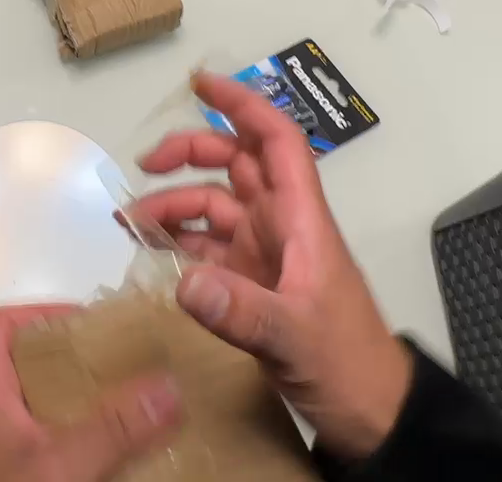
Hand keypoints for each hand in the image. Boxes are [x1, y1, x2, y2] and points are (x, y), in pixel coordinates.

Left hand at [0, 304, 181, 481]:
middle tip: (126, 362)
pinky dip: (90, 435)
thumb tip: (169, 385)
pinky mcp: (29, 472)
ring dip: (91, 399)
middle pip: (37, 360)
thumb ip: (114, 428)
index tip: (87, 324)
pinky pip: (61, 438)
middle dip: (82, 358)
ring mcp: (14, 443)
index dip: (42, 312)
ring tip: (135, 397)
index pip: (4, 325)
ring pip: (54, 402)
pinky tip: (125, 446)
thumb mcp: (63, 464)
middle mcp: (1, 409)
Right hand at [128, 72, 411, 461]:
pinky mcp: (247, 279)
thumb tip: (183, 281)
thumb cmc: (348, 364)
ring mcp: (261, 249)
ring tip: (130, 221)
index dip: (241, 105)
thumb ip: (241, 310)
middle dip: (188, 153)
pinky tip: (148, 248)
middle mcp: (278, 221)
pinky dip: (175, 240)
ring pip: (211, 203)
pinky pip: (204, 244)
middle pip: (232, 162)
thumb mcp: (295, 337)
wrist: (371, 417)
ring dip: (171, 205)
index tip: (200, 84)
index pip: (274, 140)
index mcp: (299, 215)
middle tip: (145, 164)